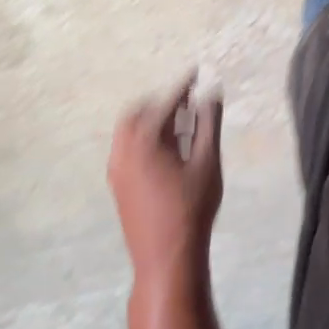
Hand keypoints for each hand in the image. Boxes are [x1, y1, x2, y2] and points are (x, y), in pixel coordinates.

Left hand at [109, 72, 223, 282]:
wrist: (166, 256)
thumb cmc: (191, 207)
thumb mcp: (207, 162)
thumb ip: (208, 124)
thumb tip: (211, 94)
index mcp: (143, 144)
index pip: (163, 103)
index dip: (182, 85)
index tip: (197, 72)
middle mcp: (122, 153)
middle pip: (135, 113)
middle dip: (160, 101)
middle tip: (187, 97)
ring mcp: (117, 172)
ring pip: (127, 132)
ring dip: (150, 120)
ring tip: (180, 121)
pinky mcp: (119, 186)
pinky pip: (126, 148)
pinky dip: (144, 137)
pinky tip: (168, 148)